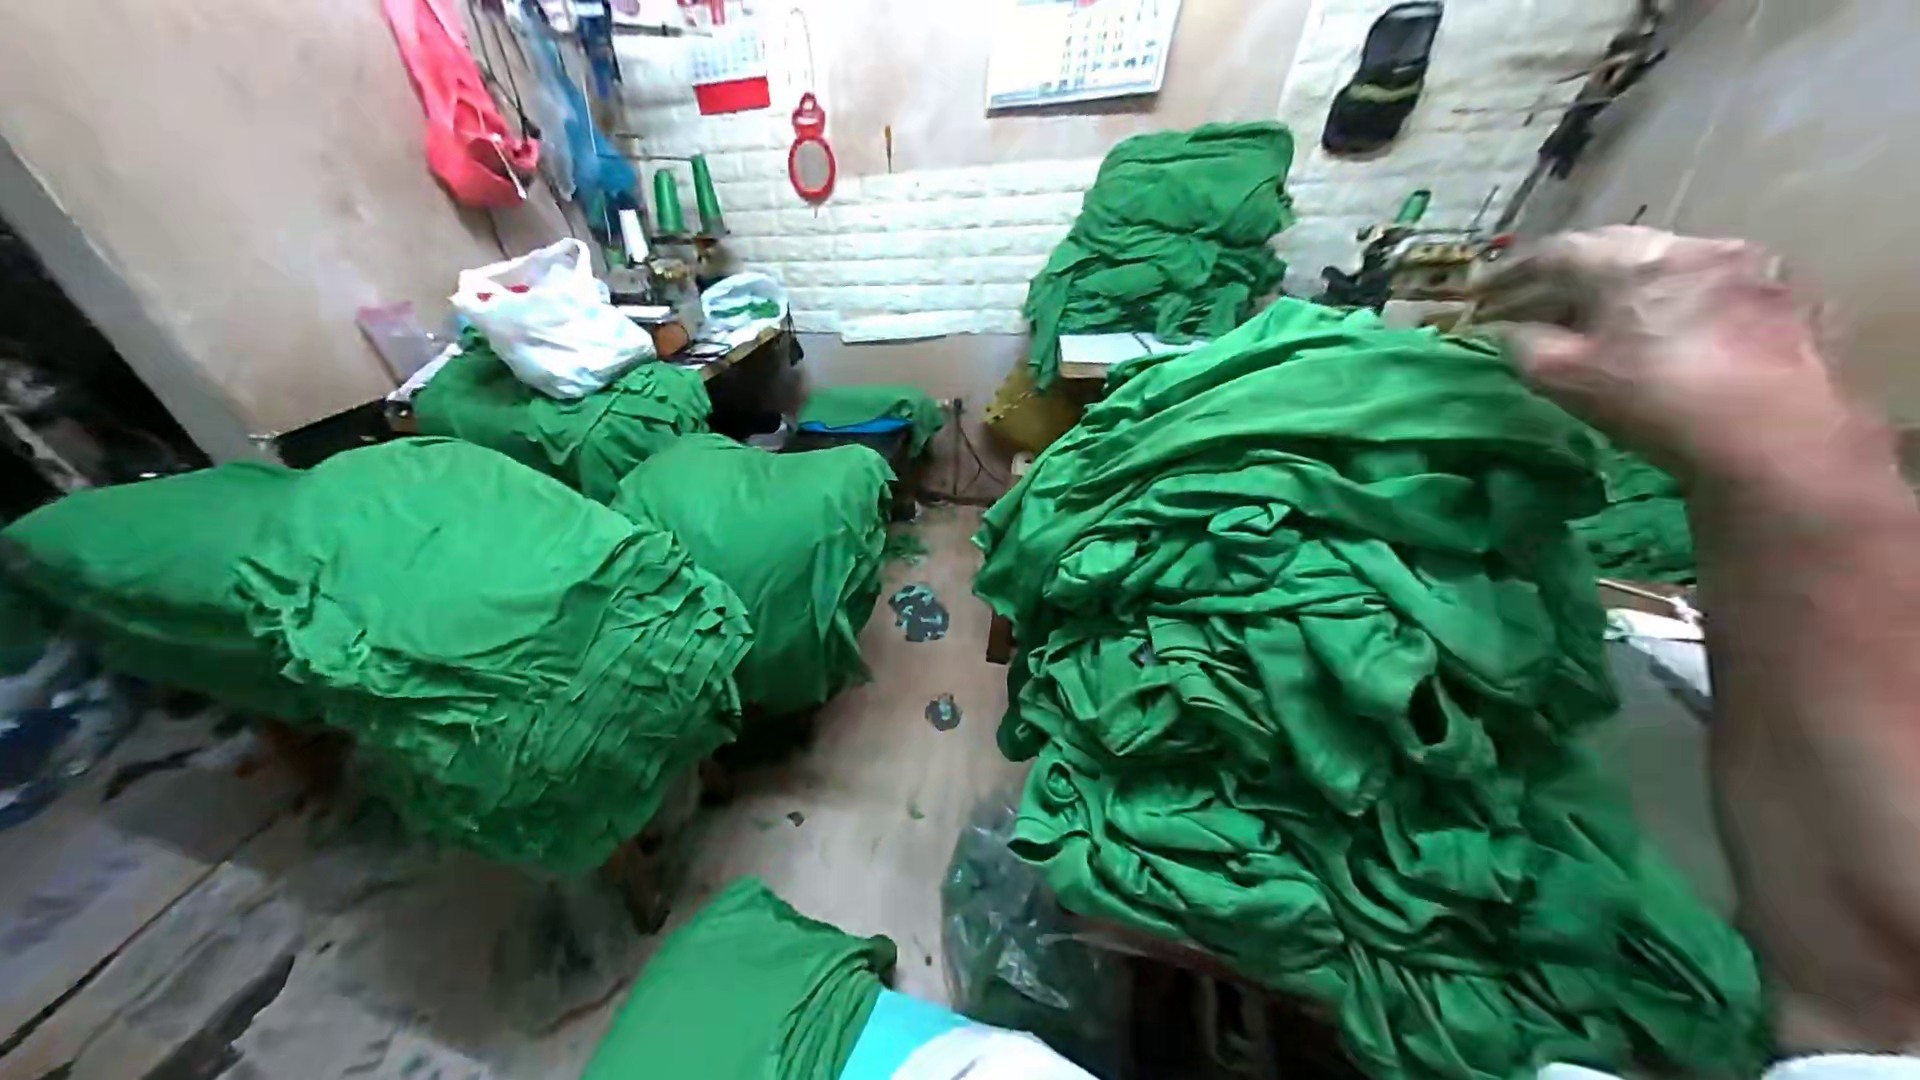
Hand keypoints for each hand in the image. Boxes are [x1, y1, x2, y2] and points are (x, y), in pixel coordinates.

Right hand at [1475, 226, 1871, 492]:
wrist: (1768, 433)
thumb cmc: (1647, 398)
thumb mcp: (1556, 375)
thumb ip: (1521, 342)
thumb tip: (1508, 329)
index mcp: (1633, 262)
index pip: (1557, 251)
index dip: (1509, 271)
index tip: (1479, 292)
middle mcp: (1691, 247)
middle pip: (1610, 250)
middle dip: (1559, 276)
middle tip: (1523, 303)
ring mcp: (1743, 266)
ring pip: (1654, 264)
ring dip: (1608, 286)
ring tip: (1578, 316)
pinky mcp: (1774, 293)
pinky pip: (1693, 282)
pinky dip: (1651, 298)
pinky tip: (1639, 327)